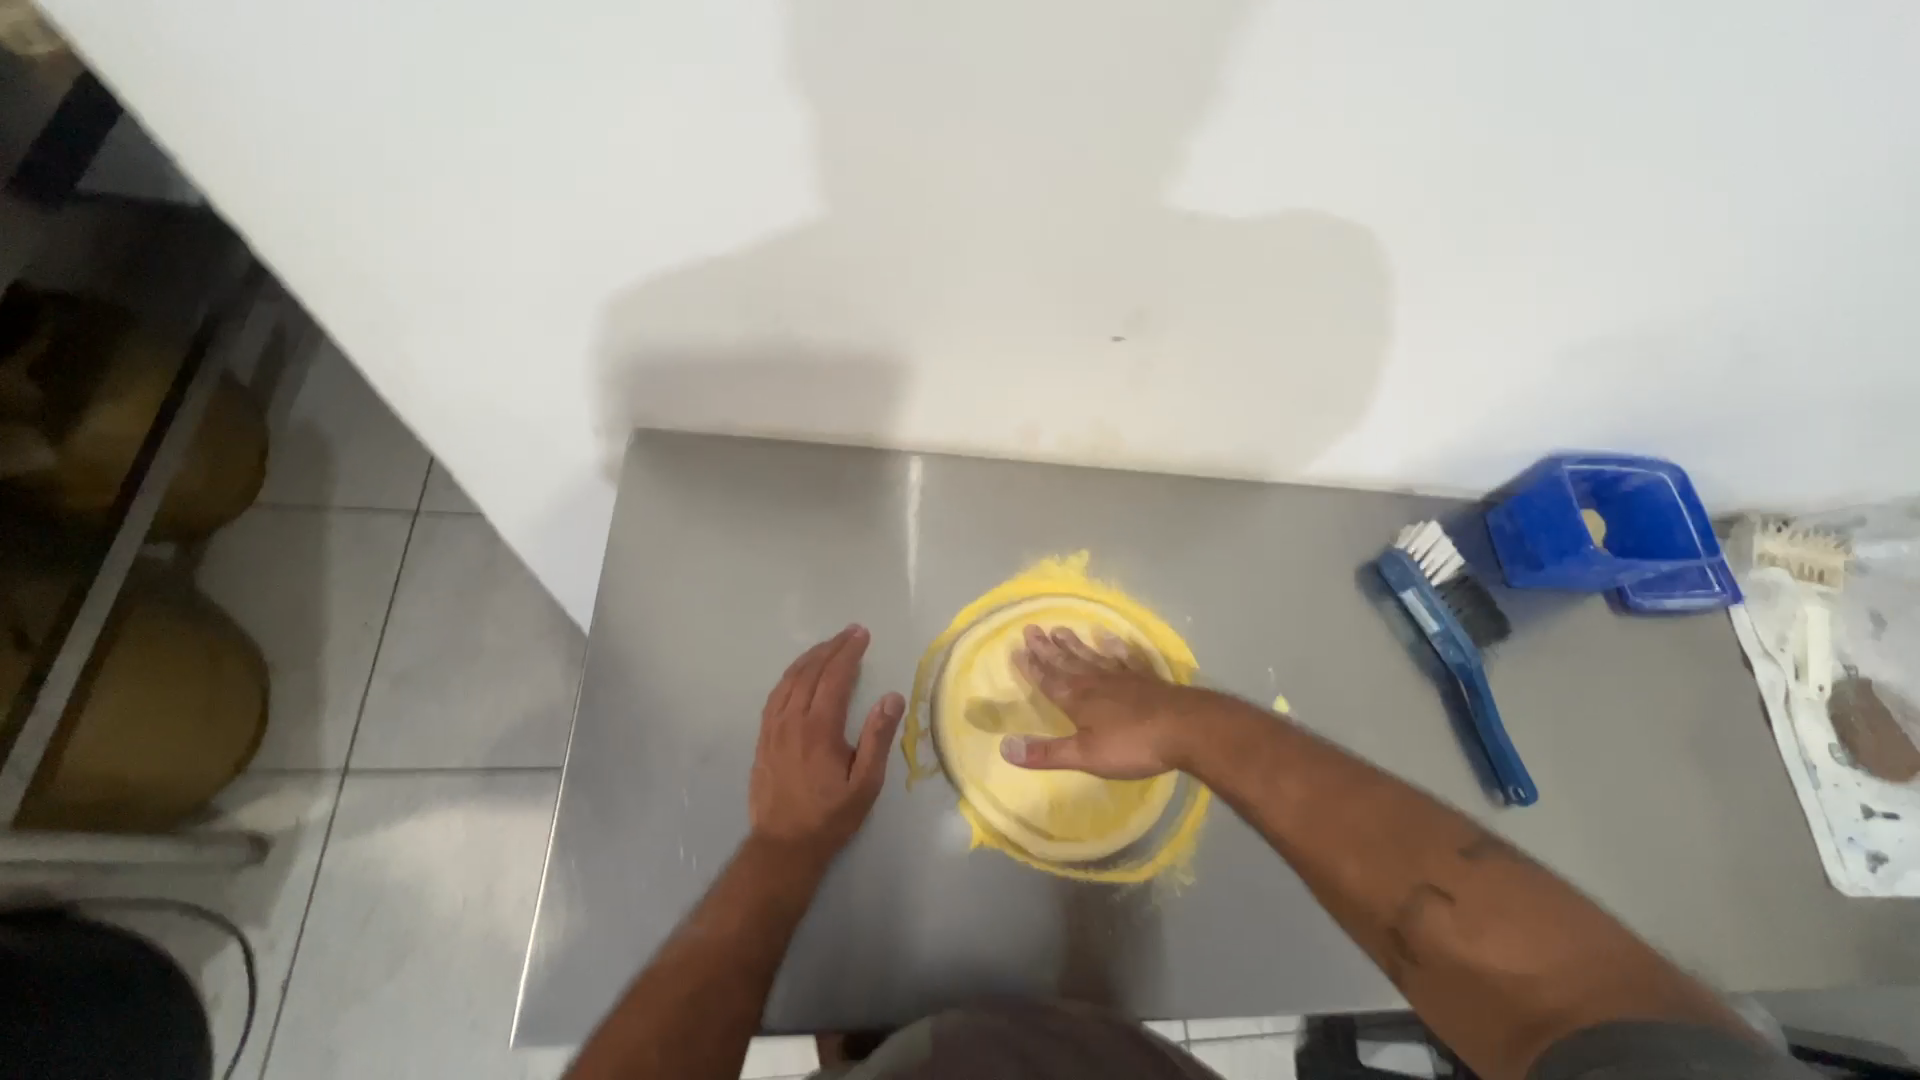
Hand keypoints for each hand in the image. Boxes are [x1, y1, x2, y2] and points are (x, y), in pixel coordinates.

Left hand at [749, 625, 903, 860]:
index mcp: (820, 728)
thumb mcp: (865, 783)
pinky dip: (790, 676)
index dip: (849, 652)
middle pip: (811, 672)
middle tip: (850, 632)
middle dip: (832, 648)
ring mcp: (773, 728)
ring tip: (828, 645)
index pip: (835, 677)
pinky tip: (799, 674)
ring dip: (810, 658)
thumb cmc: (830, 816)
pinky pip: (775, 695)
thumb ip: (878, 738)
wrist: (783, 845)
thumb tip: (892, 697)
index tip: (862, 635)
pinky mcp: (763, 738)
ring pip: (789, 680)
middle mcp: (792, 721)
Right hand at [1002, 624, 1224, 777]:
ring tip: (1059, 629)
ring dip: (1074, 645)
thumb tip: (1004, 747)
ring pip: (1092, 656)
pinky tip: (1107, 636)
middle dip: (1047, 649)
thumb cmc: (1133, 745)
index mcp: (1078, 700)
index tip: (1016, 649)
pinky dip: (1114, 646)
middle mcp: (1096, 682)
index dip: (1031, 667)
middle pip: (1066, 663)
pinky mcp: (1147, 679)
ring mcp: (1123, 677)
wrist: (1187, 728)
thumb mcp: (1086, 756)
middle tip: (1031, 628)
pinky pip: (1125, 657)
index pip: (1048, 681)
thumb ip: (1047, 752)